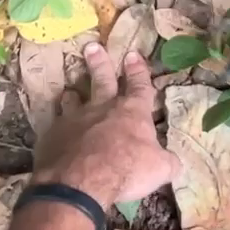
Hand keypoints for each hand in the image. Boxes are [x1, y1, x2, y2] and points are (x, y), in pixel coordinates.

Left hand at [32, 44, 181, 206]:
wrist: (81, 183)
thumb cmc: (126, 170)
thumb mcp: (159, 169)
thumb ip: (167, 162)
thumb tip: (175, 162)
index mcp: (132, 111)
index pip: (139, 85)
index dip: (138, 70)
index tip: (133, 54)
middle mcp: (103, 107)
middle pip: (102, 79)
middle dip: (99, 62)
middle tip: (92, 47)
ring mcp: (76, 118)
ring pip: (75, 99)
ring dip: (74, 95)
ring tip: (70, 92)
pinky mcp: (55, 134)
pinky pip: (57, 123)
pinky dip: (59, 124)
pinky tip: (56, 128)